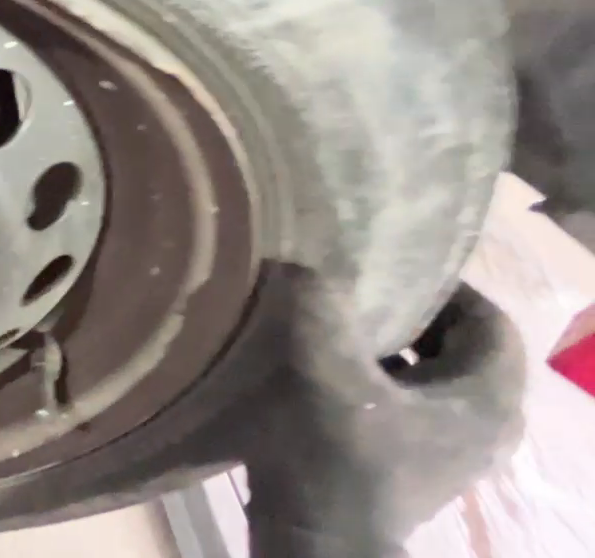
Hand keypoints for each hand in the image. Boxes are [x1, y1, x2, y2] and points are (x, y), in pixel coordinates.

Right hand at [241, 266, 525, 556]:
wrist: (321, 534)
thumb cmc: (333, 448)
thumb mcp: (319, 365)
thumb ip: (316, 307)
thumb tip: (304, 267)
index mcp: (488, 400)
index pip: (490, 322)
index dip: (442, 285)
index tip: (382, 263)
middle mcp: (486, 424)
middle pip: (459, 346)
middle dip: (407, 312)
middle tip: (348, 285)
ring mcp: (451, 447)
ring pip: (428, 373)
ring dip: (384, 342)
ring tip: (328, 319)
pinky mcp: (414, 460)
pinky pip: (405, 397)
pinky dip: (372, 372)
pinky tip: (322, 365)